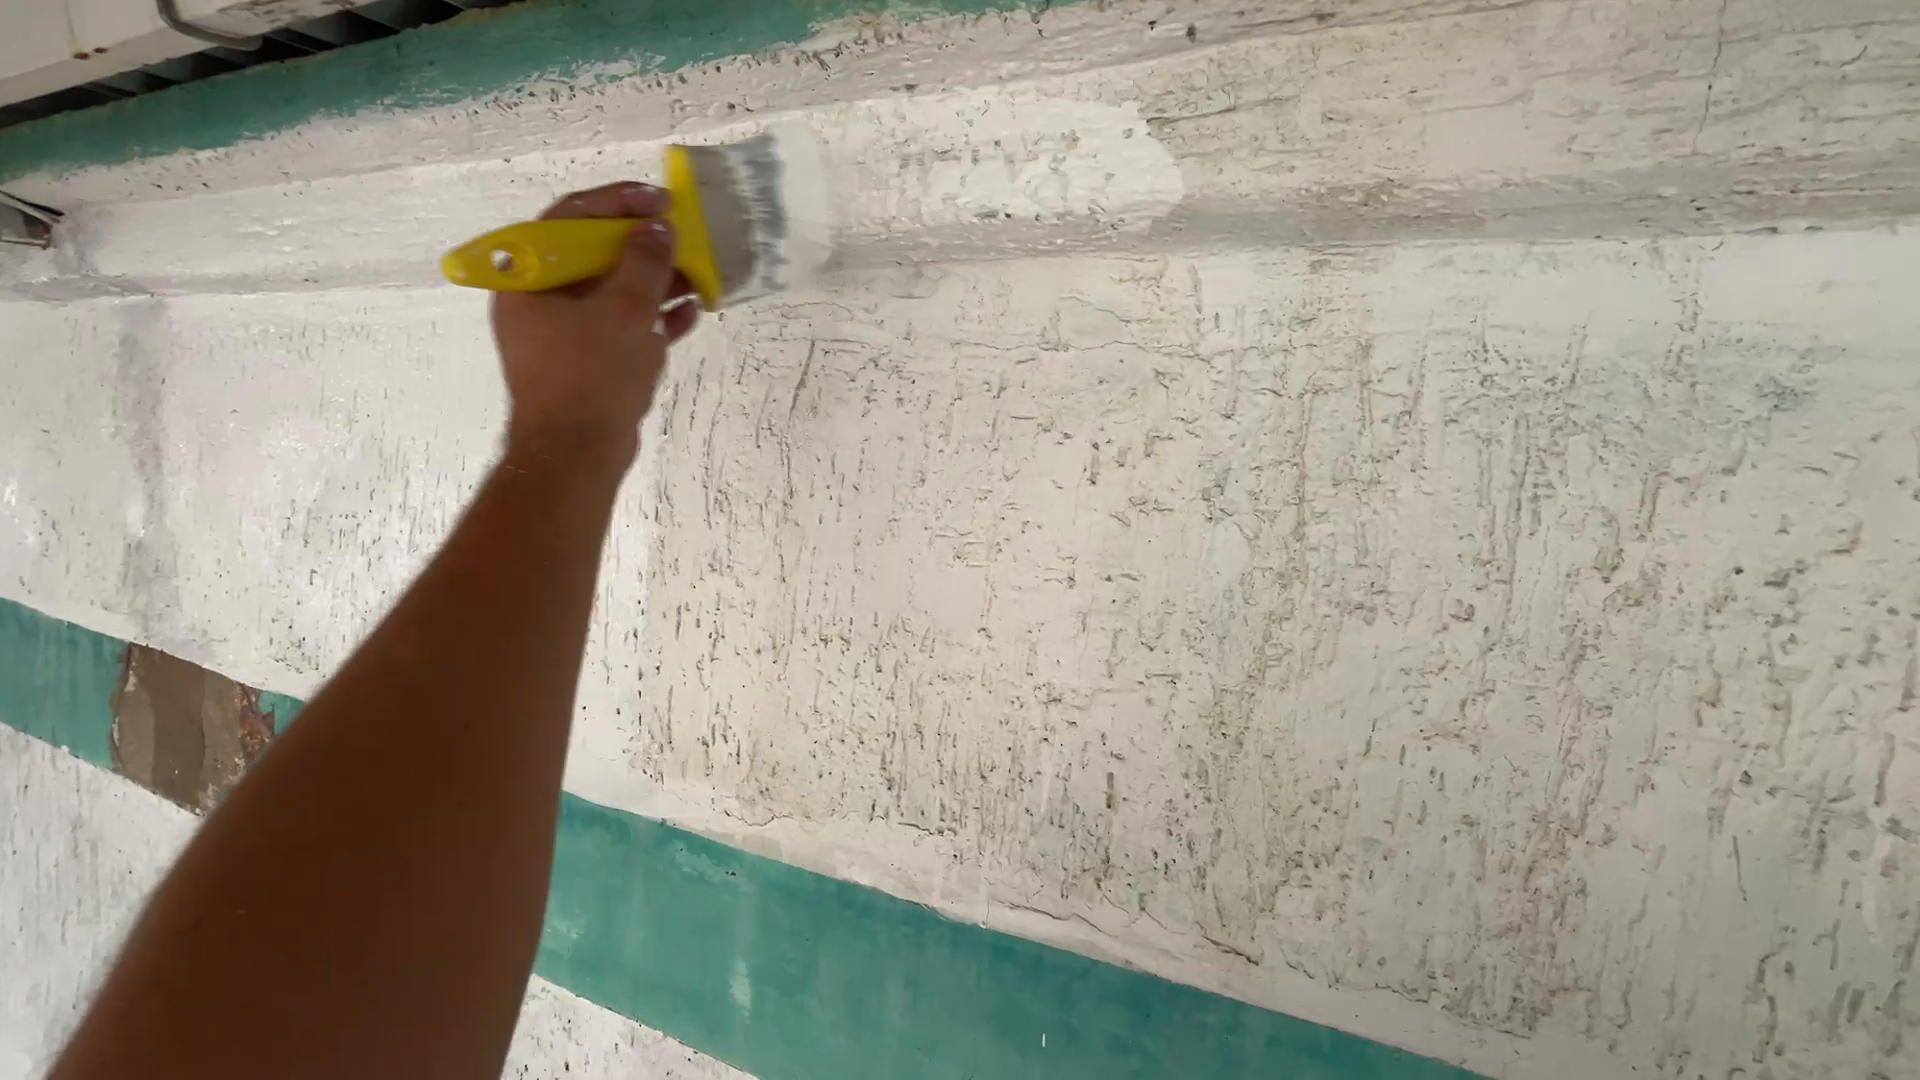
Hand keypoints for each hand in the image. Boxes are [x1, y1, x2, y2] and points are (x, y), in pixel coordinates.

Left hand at [490, 182, 701, 469]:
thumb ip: (644, 262)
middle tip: (685, 241)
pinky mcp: (586, 362)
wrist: (576, 455)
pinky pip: (620, 327)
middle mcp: (540, 299)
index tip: (662, 202)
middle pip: (595, 254)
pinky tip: (688, 316)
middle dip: (645, 247)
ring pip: (613, 292)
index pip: (572, 217)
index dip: (619, 202)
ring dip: (656, 284)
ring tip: (698, 280)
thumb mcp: (624, 311)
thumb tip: (659, 228)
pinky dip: (652, 319)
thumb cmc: (592, 376)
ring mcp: (563, 333)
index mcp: (530, 276)